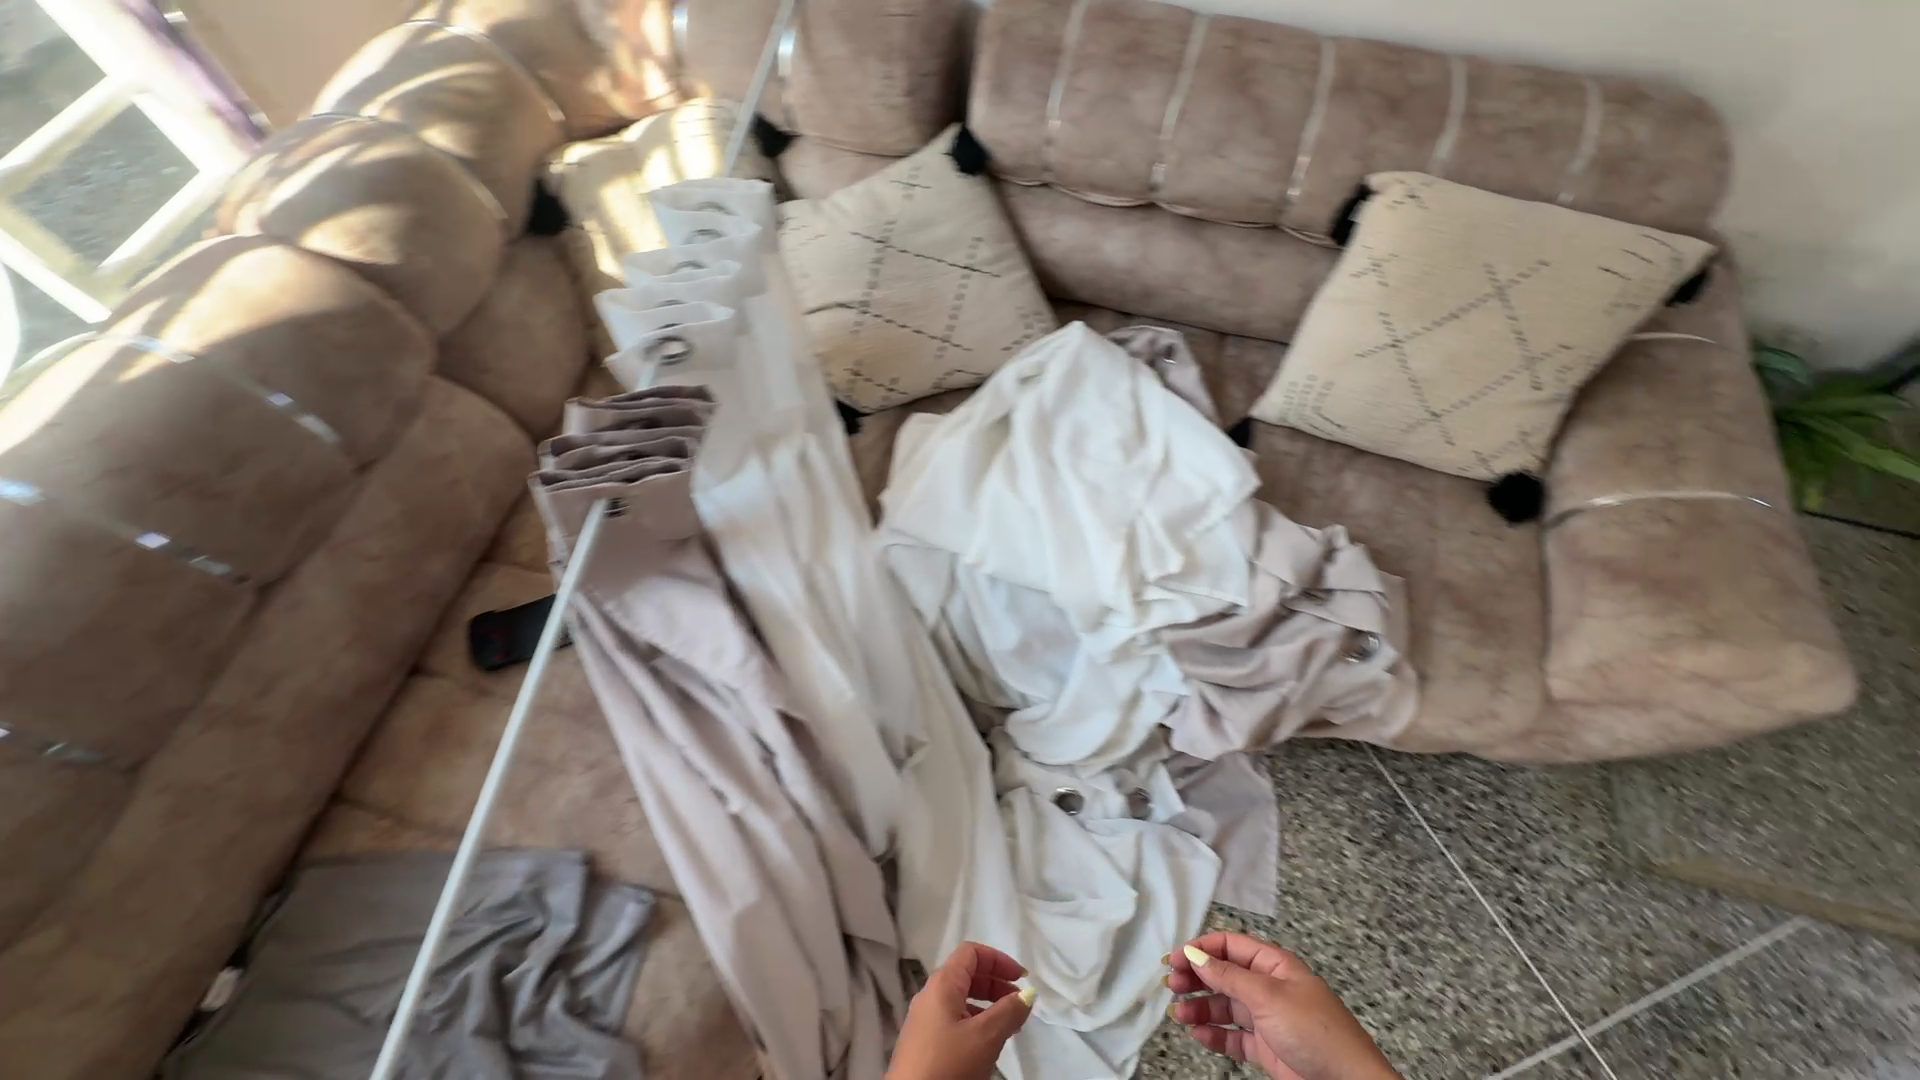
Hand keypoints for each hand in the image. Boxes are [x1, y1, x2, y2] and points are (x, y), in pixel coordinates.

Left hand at [886, 942, 1034, 1079]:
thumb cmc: (948, 1066)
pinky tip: (987, 1045)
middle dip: (996, 983)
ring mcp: (924, 1019)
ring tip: (1009, 1026)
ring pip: (961, 999)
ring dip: (987, 1005)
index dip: (998, 959)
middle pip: (967, 974)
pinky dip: (975, 1022)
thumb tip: (1028, 993)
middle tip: (1019, 1003)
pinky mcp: (923, 1043)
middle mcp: (930, 995)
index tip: (1022, 978)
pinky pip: (954, 1020)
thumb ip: (1009, 1012)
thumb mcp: (985, 1038)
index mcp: (942, 984)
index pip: (971, 952)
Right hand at [1167, 932, 1401, 1079]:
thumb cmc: (1313, 1030)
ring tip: (1178, 1016)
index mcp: (1273, 964)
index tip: (1174, 959)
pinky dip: (1214, 1034)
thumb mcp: (1268, 996)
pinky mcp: (1267, 1047)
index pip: (1229, 945)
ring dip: (1200, 1008)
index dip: (1200, 948)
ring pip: (1225, 1006)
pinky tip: (1198, 1034)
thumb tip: (1194, 953)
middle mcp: (1268, 986)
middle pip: (1224, 975)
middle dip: (1197, 978)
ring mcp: (1267, 1018)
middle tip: (1171, 986)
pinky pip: (1234, 1036)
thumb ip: (1228, 975)